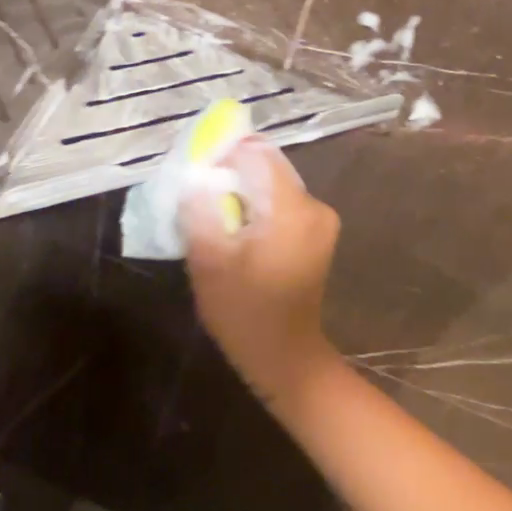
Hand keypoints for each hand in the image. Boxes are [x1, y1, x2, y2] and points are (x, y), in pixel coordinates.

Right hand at [182, 139, 340, 398]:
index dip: (220, 155)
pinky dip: (254, 211)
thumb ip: (198, 209)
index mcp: (291, 208)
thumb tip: (193, 176)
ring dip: (239, 195)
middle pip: (264, 168)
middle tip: (196, 199)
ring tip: (211, 219)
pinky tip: (234, 235)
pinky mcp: (315, 236)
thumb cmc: (244, 312)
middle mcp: (313, 205)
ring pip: (270, 187)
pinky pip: (279, 206)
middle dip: (228, 177)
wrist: (284, 357)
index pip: (254, 153)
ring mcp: (319, 221)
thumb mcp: (209, 260)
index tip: (193, 175)